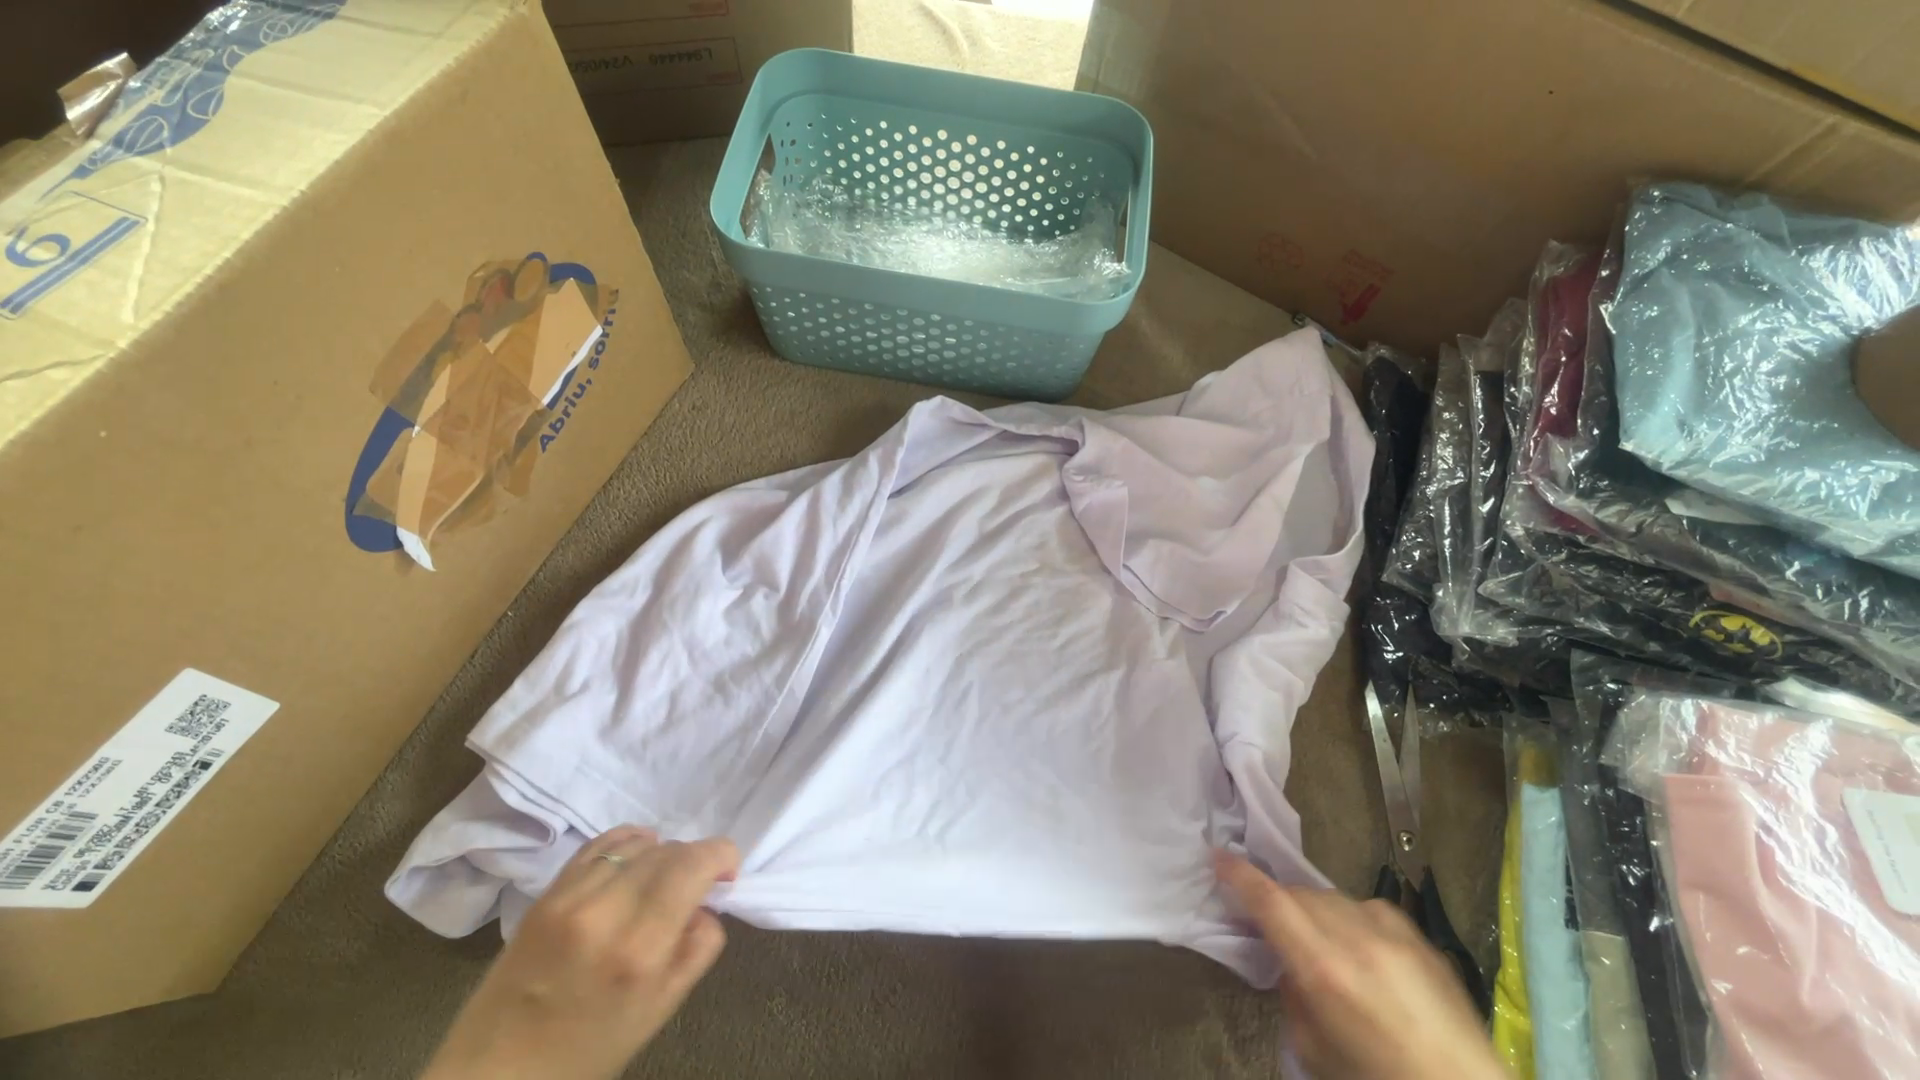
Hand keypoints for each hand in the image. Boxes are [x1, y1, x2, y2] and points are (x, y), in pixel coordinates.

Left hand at [422, 826, 740, 1079]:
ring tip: (661, 878)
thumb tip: (706, 904)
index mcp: (640, 950)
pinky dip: (626, 844)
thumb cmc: (591, 1048)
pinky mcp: (545, 895)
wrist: (500, 1070)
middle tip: (697, 885)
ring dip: (661, 852)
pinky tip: (633, 860)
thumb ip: (698, 948)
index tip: (728, 870)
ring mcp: (569, 899)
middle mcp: (605, 913)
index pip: (692, 866)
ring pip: (635, 844)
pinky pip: (598, 846)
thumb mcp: (662, 1008)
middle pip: (668, 851)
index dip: (721, 855)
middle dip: (693, 858)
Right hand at [1214, 852, 1503, 1079]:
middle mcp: (1356, 938)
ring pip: (1334, 897)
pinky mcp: (1422, 939)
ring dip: (1313, 907)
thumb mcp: (1313, 1050)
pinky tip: (1359, 944)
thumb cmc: (1377, 1079)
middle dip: (1276, 898)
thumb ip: (1293, 996)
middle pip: (1300, 894)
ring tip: (1314, 935)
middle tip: (1264, 916)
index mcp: (1323, 969)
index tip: (1218, 856)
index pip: (1271, 902)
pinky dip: (1352, 917)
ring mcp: (1394, 934)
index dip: (1240, 875)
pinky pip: (1371, 909)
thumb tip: (1289, 967)